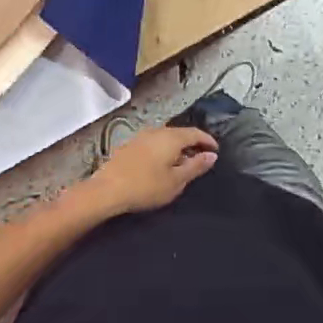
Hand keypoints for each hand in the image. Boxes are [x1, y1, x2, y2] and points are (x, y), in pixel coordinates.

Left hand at [80, 126, 217, 215]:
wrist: (106, 191)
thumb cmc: (145, 186)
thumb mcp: (176, 181)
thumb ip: (195, 166)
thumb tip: (212, 155)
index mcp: (172, 137)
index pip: (195, 132)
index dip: (208, 140)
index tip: (216, 150)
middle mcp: (157, 131)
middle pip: (180, 133)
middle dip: (193, 143)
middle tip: (201, 157)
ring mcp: (141, 137)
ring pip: (166, 137)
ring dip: (177, 147)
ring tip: (183, 163)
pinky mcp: (129, 146)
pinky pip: (154, 143)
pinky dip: (164, 150)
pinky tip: (162, 164)